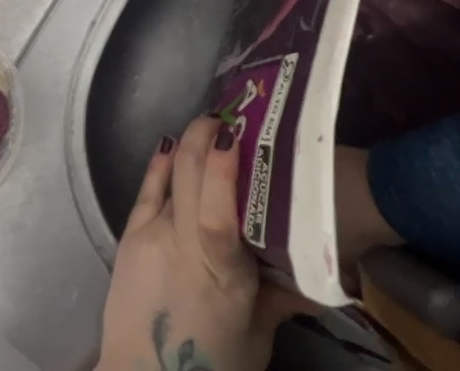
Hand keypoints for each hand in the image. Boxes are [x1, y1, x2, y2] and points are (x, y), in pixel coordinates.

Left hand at [96, 116, 316, 370]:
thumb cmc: (211, 364)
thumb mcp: (258, 335)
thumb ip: (285, 296)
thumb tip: (329, 277)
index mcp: (221, 273)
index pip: (216, 212)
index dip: (221, 169)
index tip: (233, 132)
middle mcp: (183, 246)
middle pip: (190, 177)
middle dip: (205, 137)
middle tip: (230, 114)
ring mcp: (151, 236)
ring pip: (170, 176)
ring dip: (188, 145)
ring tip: (208, 123)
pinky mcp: (129, 236)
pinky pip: (147, 191)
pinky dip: (160, 165)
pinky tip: (170, 144)